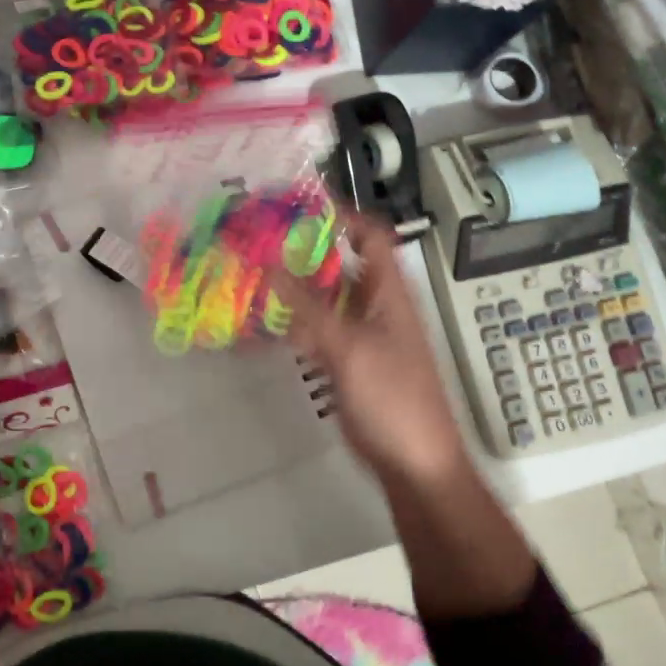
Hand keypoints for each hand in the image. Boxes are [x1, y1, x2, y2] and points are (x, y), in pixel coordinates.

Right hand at [278, 214, 467, 484]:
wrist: (414, 461)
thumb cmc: (393, 398)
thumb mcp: (349, 347)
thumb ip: (307, 305)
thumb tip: (268, 262)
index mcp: (390, 292)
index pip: (370, 236)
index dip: (340, 215)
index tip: (296, 204)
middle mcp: (375, 305)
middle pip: (341, 263)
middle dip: (303, 248)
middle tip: (259, 237)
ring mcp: (360, 334)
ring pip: (324, 297)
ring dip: (293, 284)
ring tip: (251, 270)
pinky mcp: (346, 360)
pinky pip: (315, 329)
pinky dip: (291, 320)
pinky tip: (261, 320)